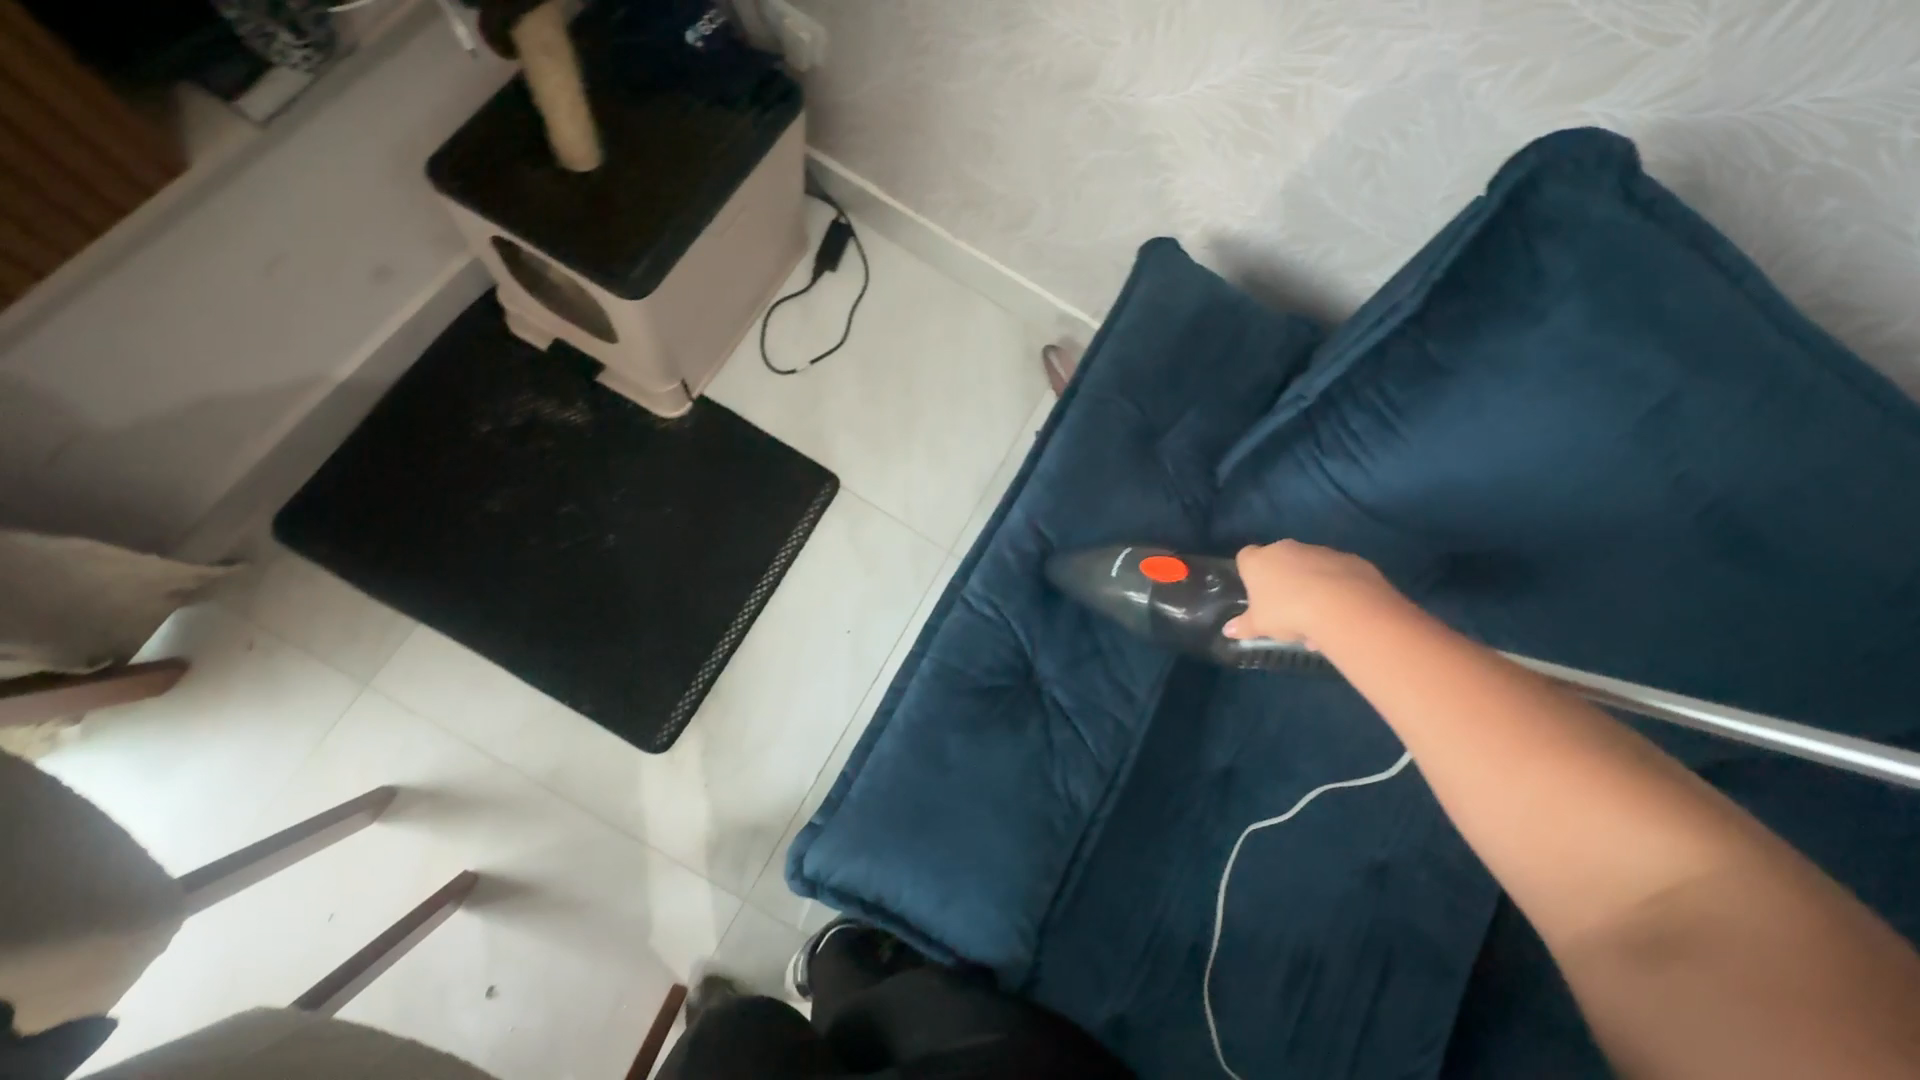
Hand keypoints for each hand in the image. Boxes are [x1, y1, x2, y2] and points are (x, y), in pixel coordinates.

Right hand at [1221, 540, 1401, 645]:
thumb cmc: (1287, 612)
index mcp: (1259, 561)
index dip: (1249, 573)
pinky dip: (1336, 587)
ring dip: (1311, 586)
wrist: (1342, 605)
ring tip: (1317, 620)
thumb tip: (1227, 630)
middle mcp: (1286, 549)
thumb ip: (1244, 626)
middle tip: (1286, 609)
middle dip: (1283, 581)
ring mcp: (1319, 551)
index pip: (1245, 557)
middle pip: (1279, 560)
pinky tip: (1339, 612)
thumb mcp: (1260, 625)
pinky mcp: (1348, 559)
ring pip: (1310, 567)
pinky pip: (1336, 573)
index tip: (1256, 592)